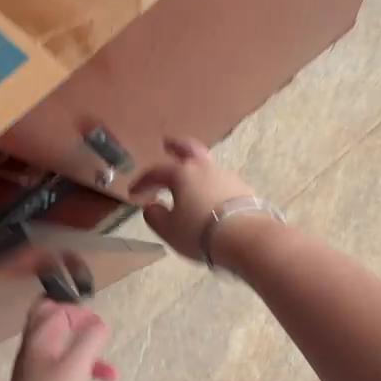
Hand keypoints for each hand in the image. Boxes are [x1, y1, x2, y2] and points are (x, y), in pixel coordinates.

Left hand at [0, 299, 117, 380]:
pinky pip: (60, 370)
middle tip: (95, 330)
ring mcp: (33, 372)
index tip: (99, 325)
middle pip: (48, 322)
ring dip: (84, 352)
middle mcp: (32, 350)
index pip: (53, 307)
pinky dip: (79, 371)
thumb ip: (90, 338)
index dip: (77, 310)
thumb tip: (99, 323)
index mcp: (38, 337)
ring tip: (109, 368)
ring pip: (59, 348)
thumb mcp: (78, 365)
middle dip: (74, 322)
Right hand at [132, 137, 268, 266]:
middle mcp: (204, 169)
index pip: (156, 172)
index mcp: (182, 174)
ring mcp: (227, 176)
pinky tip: (209, 198)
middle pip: (188, 149)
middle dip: (176, 145)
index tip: (133, 193)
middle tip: (167, 143)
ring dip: (195, 170)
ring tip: (189, 182)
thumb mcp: (169, 229)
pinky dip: (211, 186)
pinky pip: (221, 183)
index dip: (143, 182)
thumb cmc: (200, 232)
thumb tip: (151, 206)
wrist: (247, 237)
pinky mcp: (244, 190)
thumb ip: (155, 216)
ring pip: (207, 166)